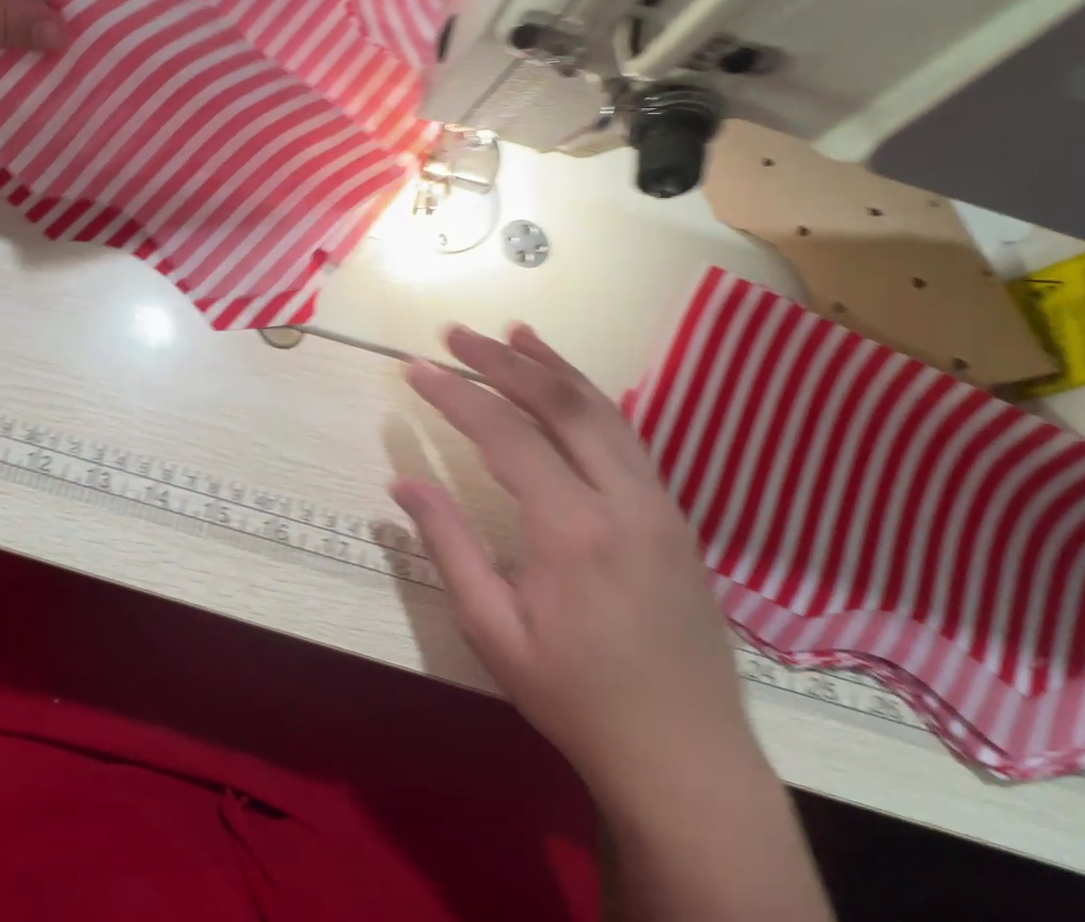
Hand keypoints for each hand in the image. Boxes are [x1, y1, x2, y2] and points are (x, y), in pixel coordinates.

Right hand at [393, 324, 757, 802]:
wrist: (681, 750)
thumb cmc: (573, 695)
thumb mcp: (492, 630)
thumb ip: (449, 546)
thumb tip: (403, 484)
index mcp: (572, 528)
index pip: (506, 435)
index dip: (456, 396)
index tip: (415, 369)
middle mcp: (624, 500)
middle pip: (564, 403)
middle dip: (506, 361)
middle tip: (457, 334)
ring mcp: (660, 506)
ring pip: (607, 413)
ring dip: (556, 369)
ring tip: (515, 335)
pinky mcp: (676, 520)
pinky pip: (630, 440)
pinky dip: (593, 403)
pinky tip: (571, 393)